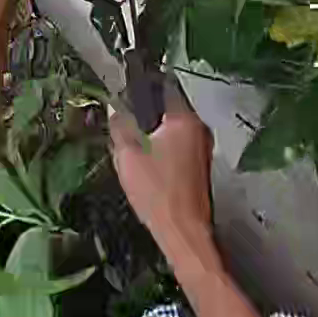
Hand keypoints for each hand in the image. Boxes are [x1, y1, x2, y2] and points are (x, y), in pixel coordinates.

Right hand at [110, 77, 214, 258]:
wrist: (184, 235)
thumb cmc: (157, 191)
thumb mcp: (128, 154)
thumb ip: (120, 125)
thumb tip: (114, 107)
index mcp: (185, 119)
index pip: (165, 84)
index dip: (144, 81)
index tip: (127, 84)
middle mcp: (200, 128)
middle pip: (170, 106)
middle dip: (147, 109)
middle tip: (124, 114)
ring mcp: (204, 148)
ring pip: (174, 126)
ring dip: (155, 128)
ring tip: (131, 138)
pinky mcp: (201, 167)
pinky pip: (179, 143)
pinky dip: (163, 144)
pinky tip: (147, 158)